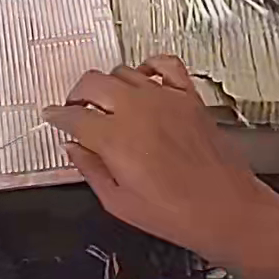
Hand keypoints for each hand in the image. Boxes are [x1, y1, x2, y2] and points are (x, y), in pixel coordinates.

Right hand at [48, 56, 278, 278]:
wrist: (227, 210)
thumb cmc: (175, 214)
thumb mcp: (118, 202)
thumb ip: (90, 169)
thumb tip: (73, 149)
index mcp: (114, 138)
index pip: (73, 116)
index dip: (57, 116)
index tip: (52, 117)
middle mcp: (137, 110)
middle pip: (91, 83)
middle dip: (76, 95)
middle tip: (74, 110)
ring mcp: (165, 99)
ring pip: (122, 71)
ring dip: (107, 85)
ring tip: (105, 102)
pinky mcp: (188, 98)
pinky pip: (165, 64)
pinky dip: (148, 66)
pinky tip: (142, 78)